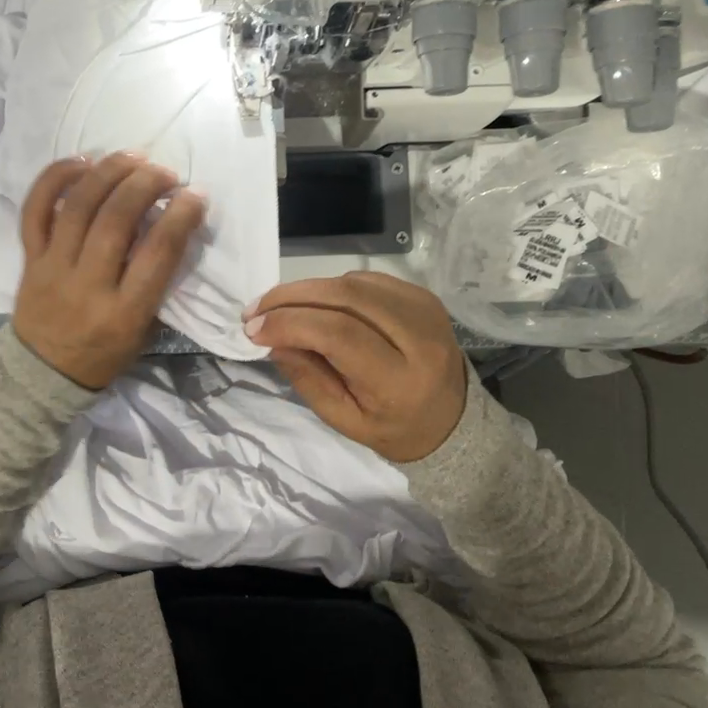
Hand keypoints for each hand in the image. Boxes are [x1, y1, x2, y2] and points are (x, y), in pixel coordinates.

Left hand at [13, 153, 206, 389]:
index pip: (157, 253)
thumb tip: (173, 222)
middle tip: (164, 172)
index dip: (180, 216)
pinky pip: (36, 210)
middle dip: (144, 186)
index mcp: (123, 313)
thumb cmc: (104, 353)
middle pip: (115, 221)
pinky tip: (82, 161)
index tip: (195, 194)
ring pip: (78, 208)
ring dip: (108, 173)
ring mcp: (53, 269)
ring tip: (133, 158)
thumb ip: (157, 280)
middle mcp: (86, 286)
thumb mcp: (143, 329)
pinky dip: (56, 179)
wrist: (43, 374)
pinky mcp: (30, 258)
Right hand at [245, 272, 467, 462]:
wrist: (455, 421)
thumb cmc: (395, 428)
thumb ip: (307, 378)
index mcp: (401, 379)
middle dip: (291, 298)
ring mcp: (424, 309)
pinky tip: (314, 303)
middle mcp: (419, 336)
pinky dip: (332, 287)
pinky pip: (366, 279)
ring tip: (276, 307)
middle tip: (254, 310)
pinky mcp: (423, 295)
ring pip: (352, 282)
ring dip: (307, 290)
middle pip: (345, 297)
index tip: (252, 329)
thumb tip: (270, 339)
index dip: (290, 323)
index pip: (339, 334)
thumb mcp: (345, 420)